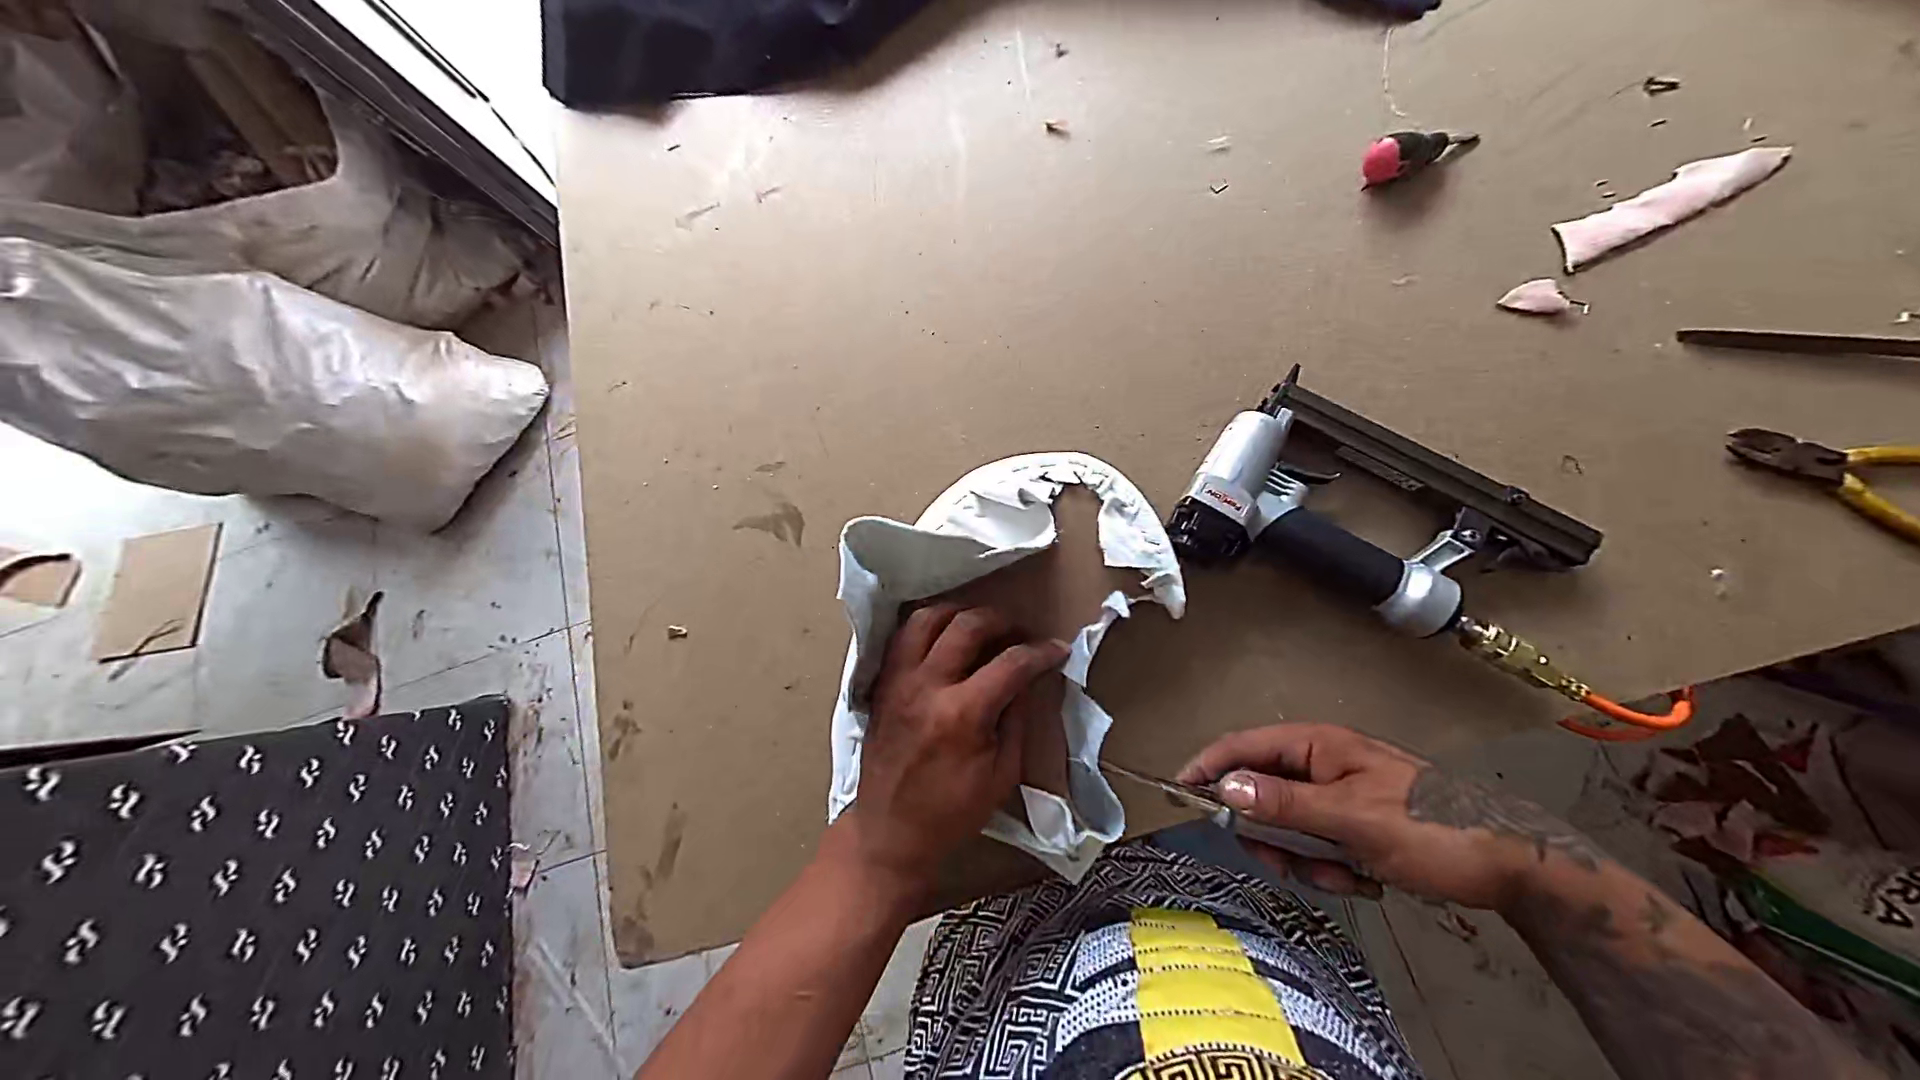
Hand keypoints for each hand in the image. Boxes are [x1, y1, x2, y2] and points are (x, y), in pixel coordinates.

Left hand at [842, 603, 1069, 891]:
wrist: (890, 833)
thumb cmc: (953, 812)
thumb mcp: (1003, 773)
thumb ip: (1017, 717)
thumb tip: (1028, 677)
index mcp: (962, 714)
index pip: (1011, 663)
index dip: (1041, 652)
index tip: (1057, 650)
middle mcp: (927, 686)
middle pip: (968, 625)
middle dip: (1002, 621)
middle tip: (1020, 632)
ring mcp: (898, 681)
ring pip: (928, 618)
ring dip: (960, 613)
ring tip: (981, 626)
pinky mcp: (882, 684)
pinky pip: (902, 636)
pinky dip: (928, 625)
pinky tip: (945, 636)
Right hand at [1179, 723, 1603, 910]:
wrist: (1513, 866)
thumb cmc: (1433, 829)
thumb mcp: (1352, 819)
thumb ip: (1284, 802)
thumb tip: (1225, 787)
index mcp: (1317, 745)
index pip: (1243, 746)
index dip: (1208, 767)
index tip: (1180, 792)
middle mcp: (1320, 763)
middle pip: (1260, 791)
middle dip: (1271, 832)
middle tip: (1285, 862)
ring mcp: (1336, 793)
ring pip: (1285, 823)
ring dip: (1304, 856)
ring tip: (1341, 874)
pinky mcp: (1351, 821)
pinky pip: (1313, 842)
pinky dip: (1327, 865)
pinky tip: (1361, 877)